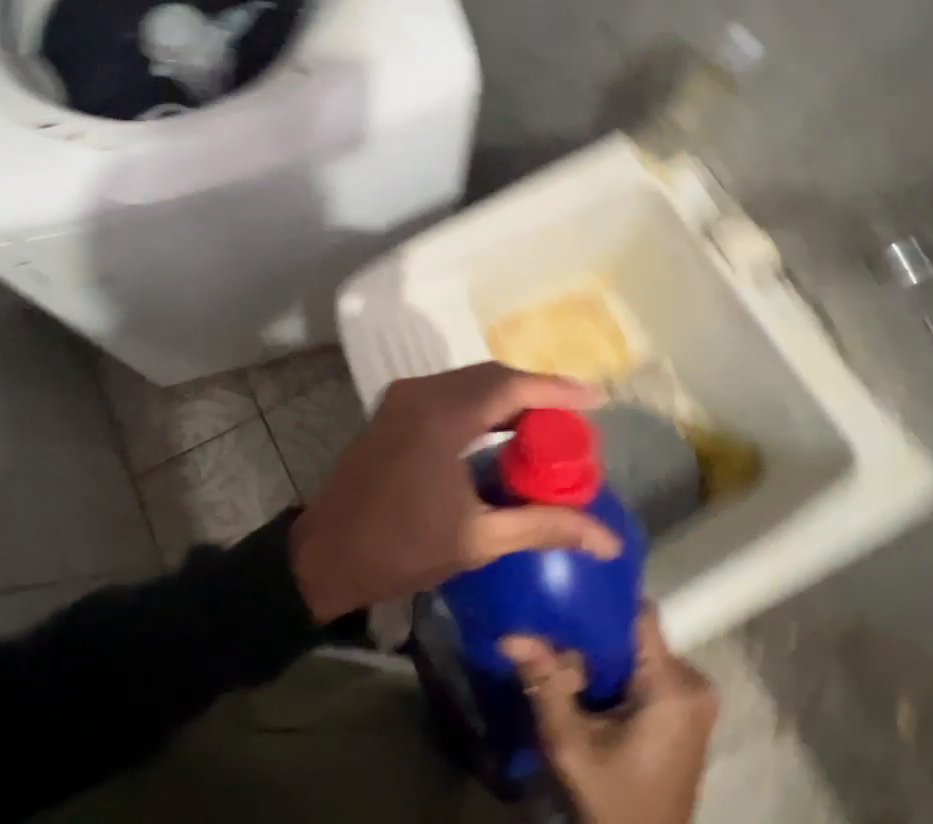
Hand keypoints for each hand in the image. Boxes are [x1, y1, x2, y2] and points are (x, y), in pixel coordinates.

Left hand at [287, 362, 619, 622]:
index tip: (598, 400)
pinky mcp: (392, 413)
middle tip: (576, 421)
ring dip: (507, 399)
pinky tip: (504, 434)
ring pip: (468, 383)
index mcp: (440, 417)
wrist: (326, 555)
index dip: (557, 389)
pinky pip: (448, 395)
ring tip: (548, 428)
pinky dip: (481, 407)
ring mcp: (401, 400)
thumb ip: (543, 526)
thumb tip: (606, 540)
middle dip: (536, 394)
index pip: (511, 385)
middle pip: (491, 377)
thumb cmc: (401, 548)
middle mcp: (419, 394)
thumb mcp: (479, 539)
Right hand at [502, 612, 717, 823]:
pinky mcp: (687, 717)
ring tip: (561, 663)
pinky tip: (586, 689)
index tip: (561, 591)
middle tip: (550, 639)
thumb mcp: (569, 744)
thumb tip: (510, 635)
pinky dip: (618, 677)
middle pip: (635, 635)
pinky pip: (649, 676)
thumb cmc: (611, 800)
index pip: (639, 614)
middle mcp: (694, 685)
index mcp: (673, 687)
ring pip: (639, 655)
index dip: (600, 599)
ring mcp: (695, 702)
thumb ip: (545, 683)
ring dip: (602, 659)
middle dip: (592, 637)